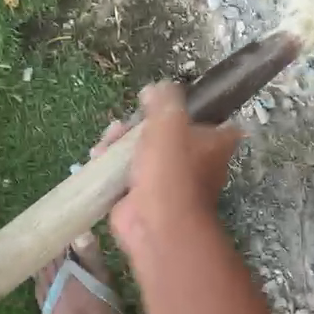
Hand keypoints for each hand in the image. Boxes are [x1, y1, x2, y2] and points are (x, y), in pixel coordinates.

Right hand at [105, 82, 241, 253]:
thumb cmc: (172, 171)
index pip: (210, 118)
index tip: (166, 101)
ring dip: (122, 141)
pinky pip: (126, 171)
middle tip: (126, 123)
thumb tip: (156, 89)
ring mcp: (168, 179)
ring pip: (143, 149)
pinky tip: (99, 155)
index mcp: (215, 143)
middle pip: (166, 131)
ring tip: (109, 139)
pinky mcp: (142, 194)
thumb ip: (165, 100)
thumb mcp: (169, 123)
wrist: (156, 224)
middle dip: (141, 124)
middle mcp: (196, 160)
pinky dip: (111, 163)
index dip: (189, 107)